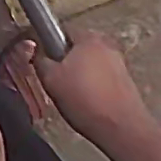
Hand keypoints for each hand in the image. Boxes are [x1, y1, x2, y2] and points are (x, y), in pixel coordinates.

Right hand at [33, 33, 155, 142]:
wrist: (122, 130)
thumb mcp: (49, 77)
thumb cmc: (84, 100)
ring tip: (69, 92)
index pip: (59, 30)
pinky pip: (100, 78)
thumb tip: (35, 50)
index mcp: (88, 38)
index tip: (39, 57)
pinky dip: (91, 85)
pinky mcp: (126, 83)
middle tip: (52, 77)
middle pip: (75, 48)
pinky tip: (85, 101)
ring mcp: (119, 64)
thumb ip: (38, 58)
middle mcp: (107, 46)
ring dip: (77, 73)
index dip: (46, 43)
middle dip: (63, 60)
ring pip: (87, 63)